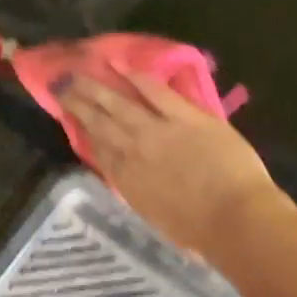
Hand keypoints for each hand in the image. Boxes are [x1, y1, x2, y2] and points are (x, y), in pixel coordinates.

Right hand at [59, 73, 282, 251]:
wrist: (233, 218)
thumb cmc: (198, 229)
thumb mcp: (153, 214)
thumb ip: (138, 189)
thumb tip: (128, 174)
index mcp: (125, 180)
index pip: (98, 149)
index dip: (82, 130)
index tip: (69, 115)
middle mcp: (133, 152)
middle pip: (100, 123)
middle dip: (79, 103)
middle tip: (62, 85)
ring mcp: (158, 131)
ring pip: (120, 105)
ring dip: (97, 88)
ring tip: (79, 74)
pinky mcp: (186, 117)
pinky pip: (156, 93)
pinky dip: (137, 79)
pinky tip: (121, 67)